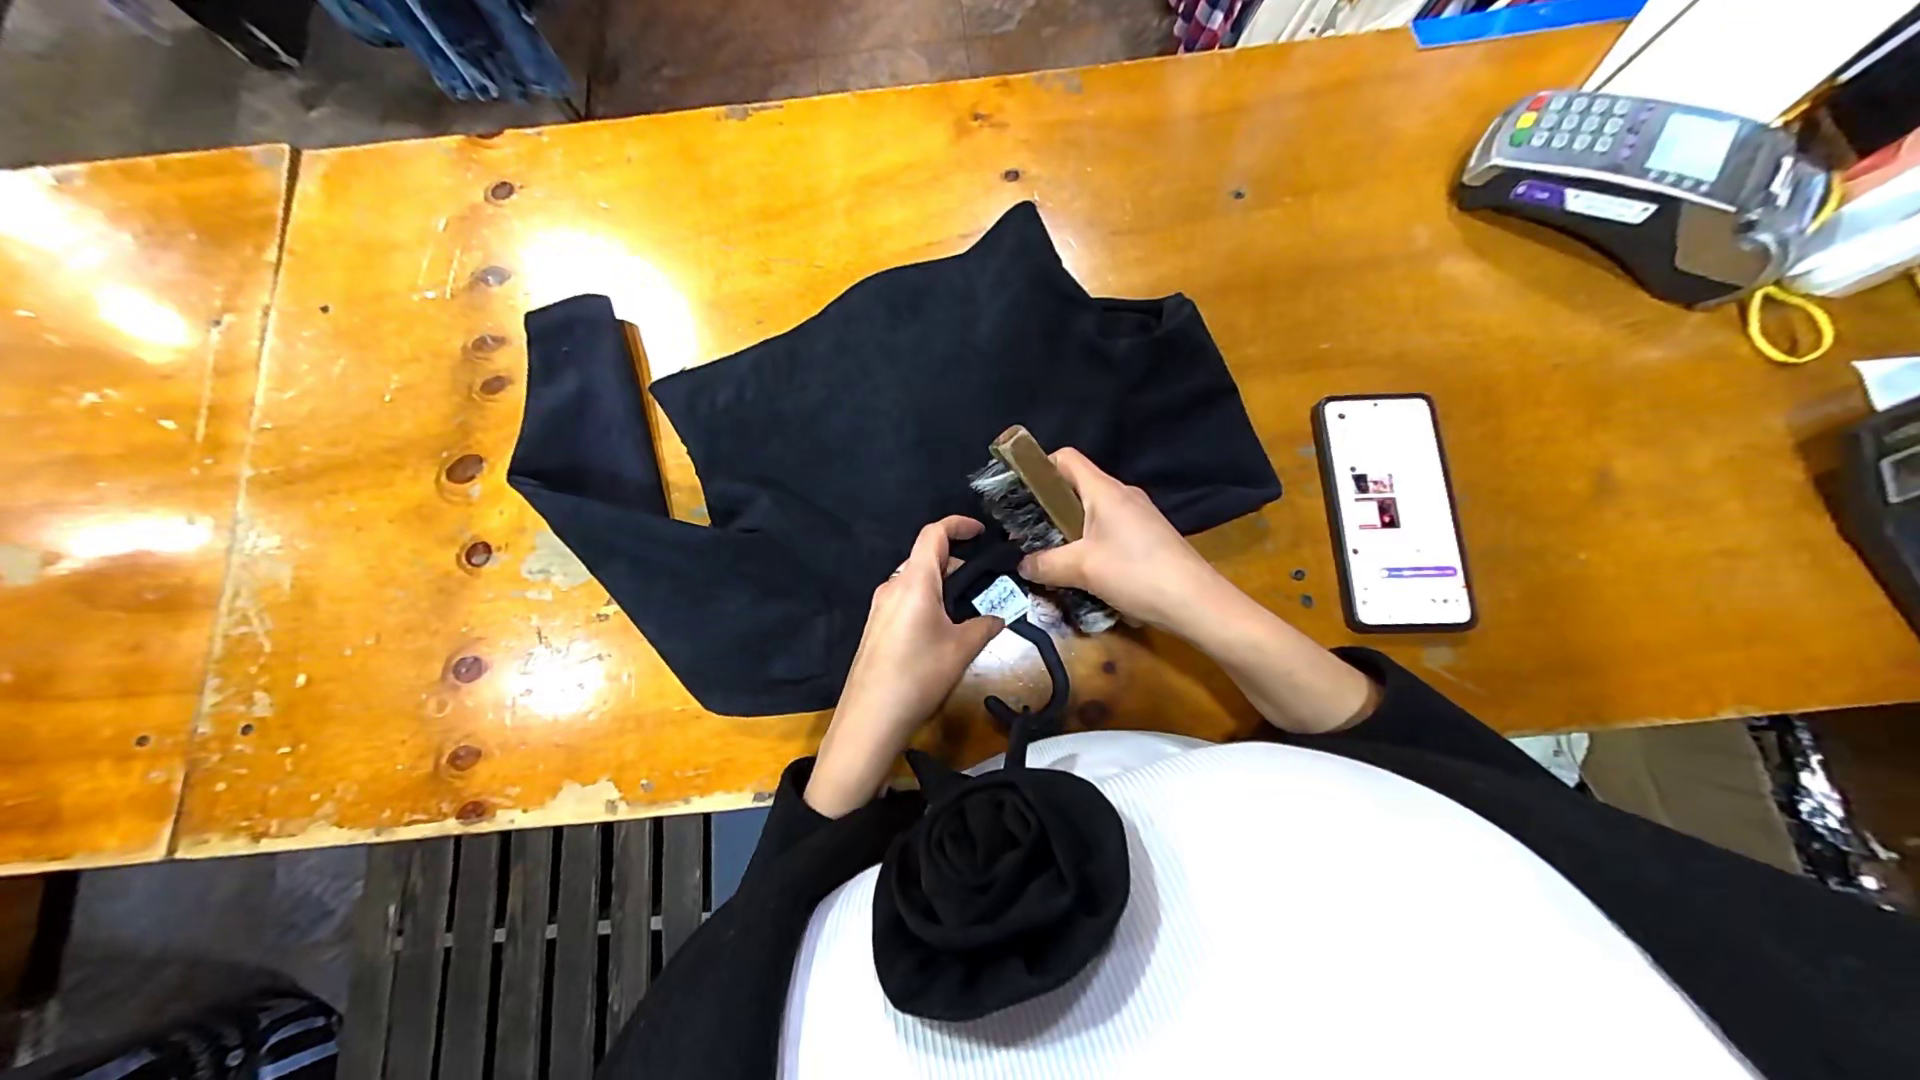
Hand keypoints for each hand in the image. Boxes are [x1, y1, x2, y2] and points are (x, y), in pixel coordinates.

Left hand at [805, 516, 1005, 816]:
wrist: (870, 718)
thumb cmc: (918, 675)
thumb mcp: (961, 650)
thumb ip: (984, 626)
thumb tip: (997, 619)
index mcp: (914, 581)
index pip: (934, 534)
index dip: (959, 524)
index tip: (981, 532)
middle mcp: (892, 586)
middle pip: (926, 558)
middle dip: (957, 563)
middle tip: (985, 585)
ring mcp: (879, 608)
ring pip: (916, 582)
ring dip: (943, 586)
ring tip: (968, 611)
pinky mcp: (875, 628)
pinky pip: (905, 601)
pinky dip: (928, 602)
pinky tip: (942, 632)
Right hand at [1022, 450, 1378, 733]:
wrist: (1196, 603)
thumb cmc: (1136, 574)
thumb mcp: (1082, 570)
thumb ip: (1045, 564)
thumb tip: (1021, 564)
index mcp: (1104, 490)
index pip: (1066, 458)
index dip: (1039, 468)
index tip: (1019, 495)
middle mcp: (1122, 495)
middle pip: (1076, 486)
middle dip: (1049, 507)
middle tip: (1029, 533)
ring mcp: (1138, 516)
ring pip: (1092, 511)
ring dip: (1069, 530)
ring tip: (1051, 555)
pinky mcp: (1147, 536)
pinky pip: (1109, 529)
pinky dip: (1091, 543)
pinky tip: (1085, 571)